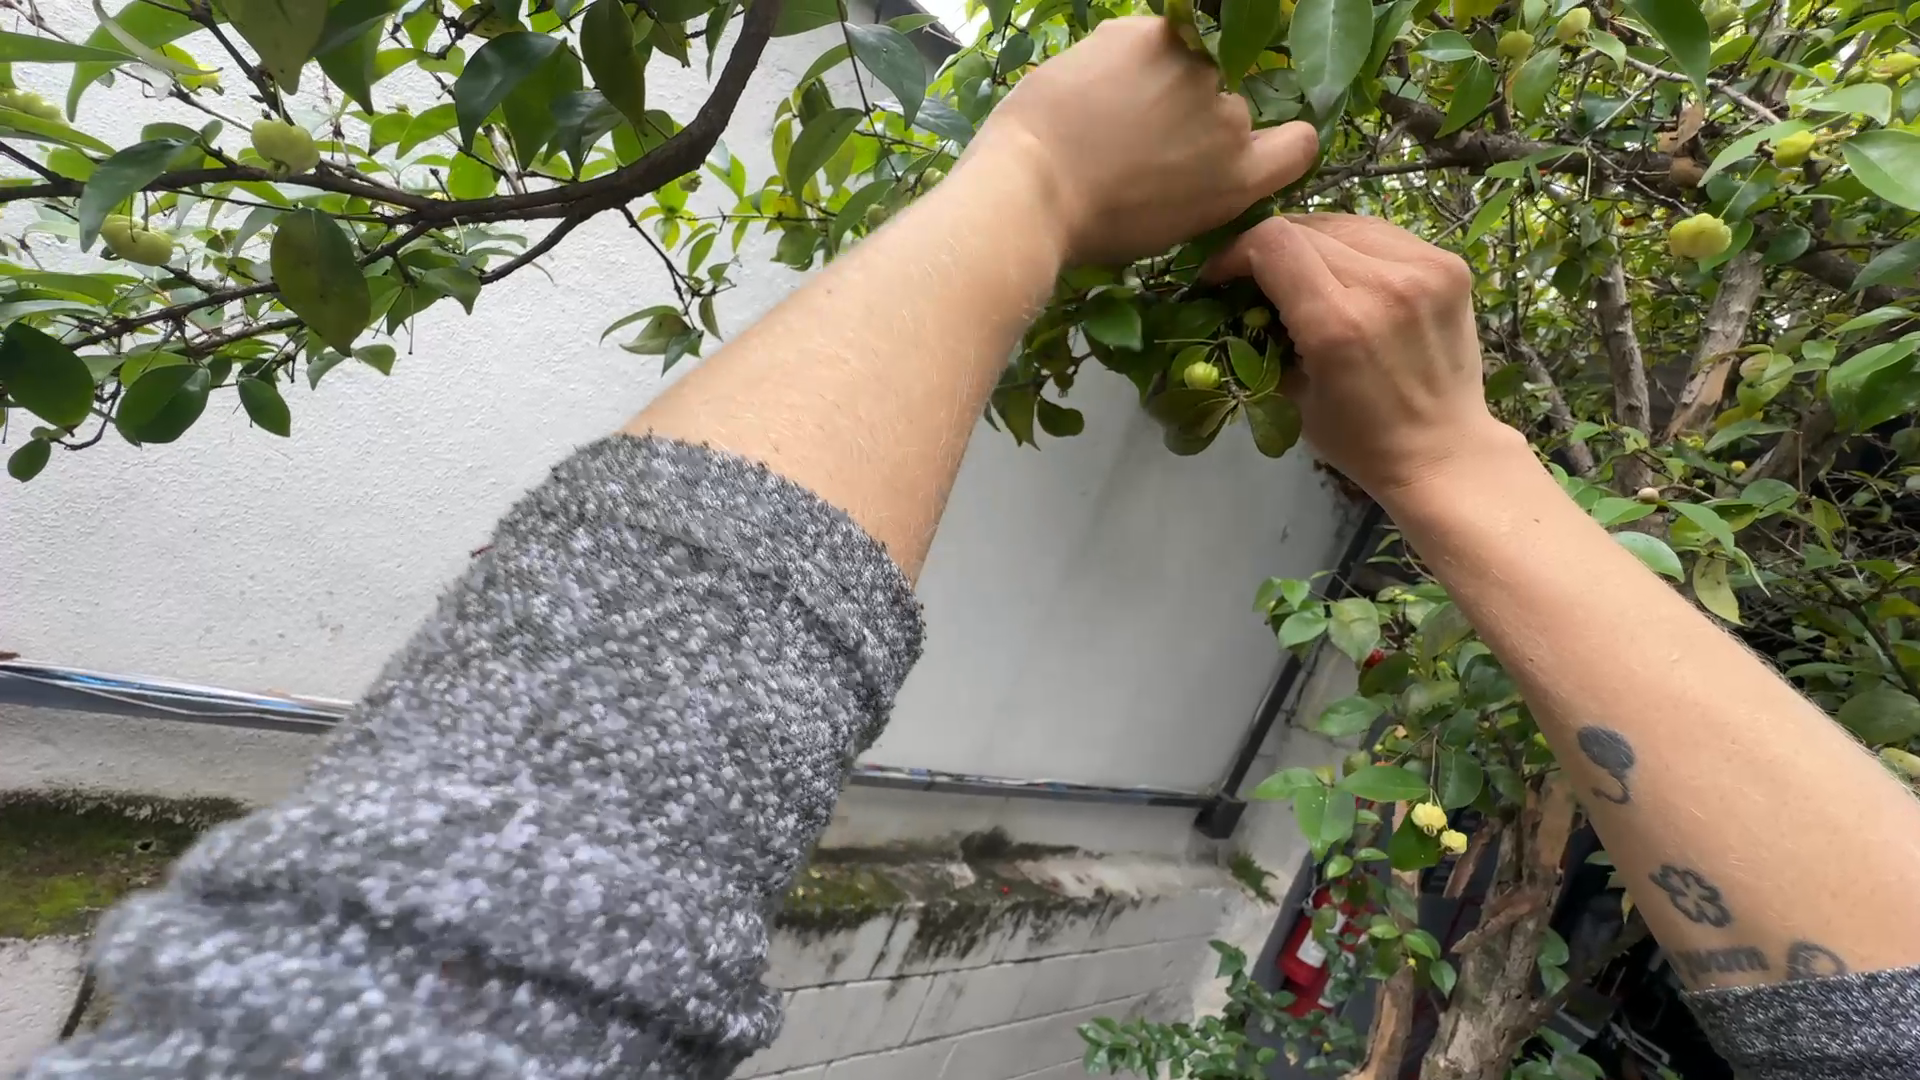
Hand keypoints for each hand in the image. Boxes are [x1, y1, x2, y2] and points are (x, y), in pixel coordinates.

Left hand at [964, 17, 1317, 265]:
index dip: (1274, 144)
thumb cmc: (1088, 230)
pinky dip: (1121, 61)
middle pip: (1225, 107)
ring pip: (1187, 68)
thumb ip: (1197, 189)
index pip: (1298, 145)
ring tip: (1103, 117)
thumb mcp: (1161, 228)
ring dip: (1156, 84)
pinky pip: (1146, 42)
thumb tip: (1193, 162)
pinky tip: (1086, 92)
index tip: (1233, 149)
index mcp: (1235, 181)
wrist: (1031, 191)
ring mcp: (1195, 70)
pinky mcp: (1154, 31)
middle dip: (1188, 119)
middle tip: (1132, 144)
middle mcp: (1230, 119)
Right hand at [1207, 214, 1512, 496]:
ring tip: (1291, 272)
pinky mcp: (1448, 262)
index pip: (1272, 245)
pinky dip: (1345, 245)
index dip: (1233, 251)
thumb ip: (1266, 338)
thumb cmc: (1356, 439)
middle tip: (1247, 277)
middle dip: (1262, 248)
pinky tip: (1336, 271)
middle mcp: (1384, 283)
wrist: (1441, 449)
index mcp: (1337, 324)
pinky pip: (1378, 232)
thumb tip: (1238, 299)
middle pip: (1303, 229)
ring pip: (1341, 222)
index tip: (1217, 276)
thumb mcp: (1291, 395)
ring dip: (1305, 242)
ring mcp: (1424, 266)